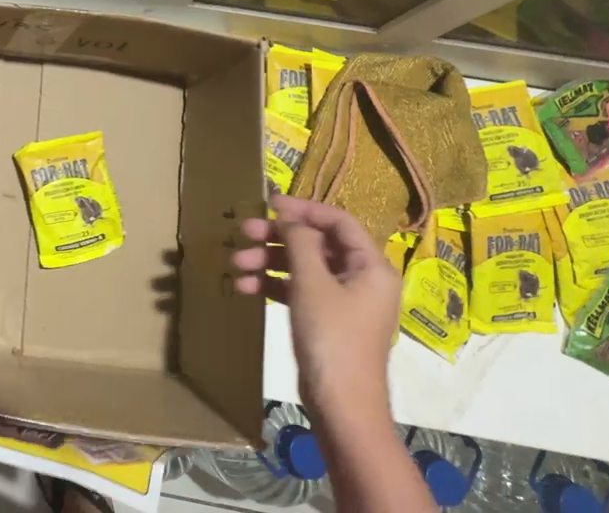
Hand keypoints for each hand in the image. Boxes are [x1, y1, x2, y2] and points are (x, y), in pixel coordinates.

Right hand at [227, 194, 400, 425]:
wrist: (342, 404)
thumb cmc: (332, 336)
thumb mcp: (312, 283)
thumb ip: (299, 242)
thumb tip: (288, 214)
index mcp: (371, 266)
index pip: (339, 222)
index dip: (304, 208)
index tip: (268, 203)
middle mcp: (361, 279)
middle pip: (316, 243)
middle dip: (277, 237)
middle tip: (244, 231)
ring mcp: (343, 300)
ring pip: (302, 266)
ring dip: (268, 261)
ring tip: (236, 264)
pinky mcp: (326, 319)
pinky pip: (298, 290)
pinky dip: (273, 285)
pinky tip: (245, 288)